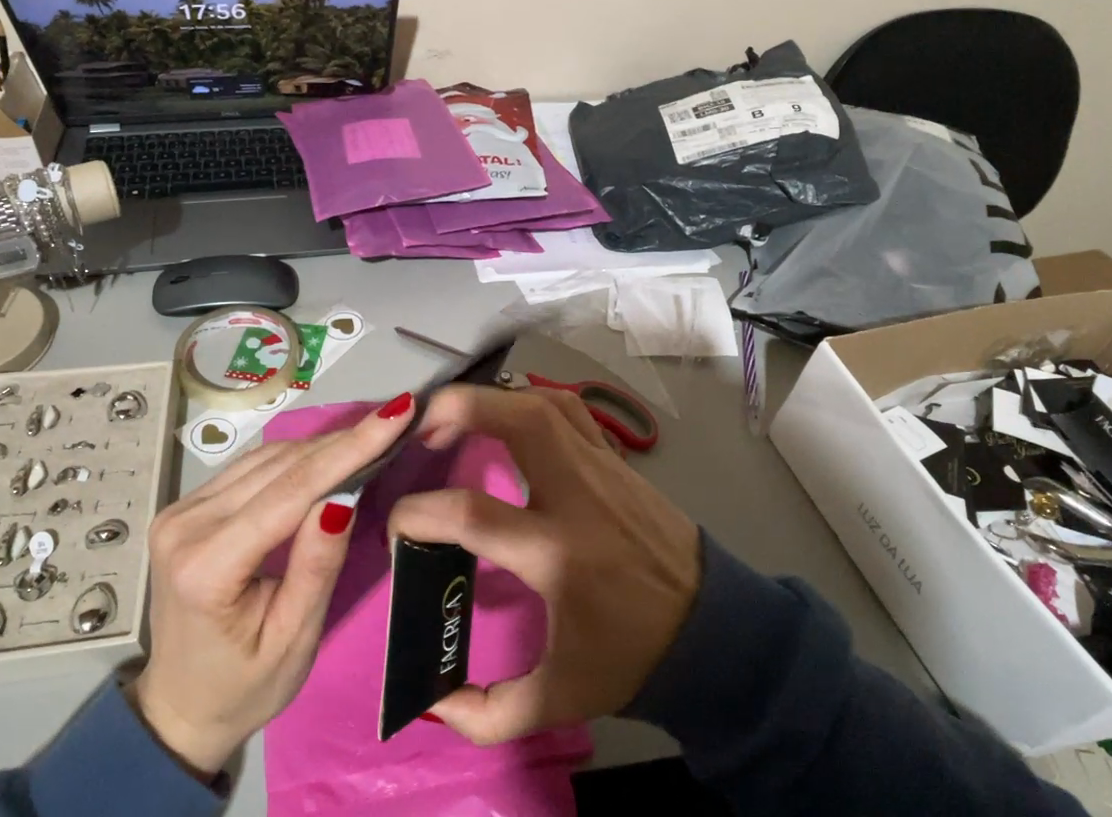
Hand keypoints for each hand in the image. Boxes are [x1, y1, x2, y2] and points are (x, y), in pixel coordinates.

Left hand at [131, 392, 416, 775]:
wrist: (181, 705)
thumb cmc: (244, 686)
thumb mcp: (293, 639)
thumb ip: (316, 566)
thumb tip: (345, 496)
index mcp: (206, 566)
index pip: (289, 492)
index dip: (347, 450)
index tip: (395, 416)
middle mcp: (184, 526)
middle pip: (278, 468)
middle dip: (342, 441)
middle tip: (398, 418)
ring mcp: (180, 512)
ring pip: (265, 460)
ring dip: (322, 446)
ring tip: (375, 431)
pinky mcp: (186, 508)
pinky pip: (250, 470)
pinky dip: (296, 460)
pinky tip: (331, 453)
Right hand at [391, 384, 701, 743]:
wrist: (715, 634)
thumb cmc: (632, 659)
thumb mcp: (559, 700)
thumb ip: (488, 713)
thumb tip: (431, 703)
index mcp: (556, 554)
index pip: (469, 512)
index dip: (417, 513)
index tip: (396, 526)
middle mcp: (579, 497)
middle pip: (518, 419)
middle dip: (459, 407)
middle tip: (417, 426)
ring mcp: (604, 470)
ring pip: (546, 404)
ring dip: (493, 397)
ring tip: (454, 415)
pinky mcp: (619, 462)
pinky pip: (570, 413)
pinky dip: (529, 403)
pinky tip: (505, 419)